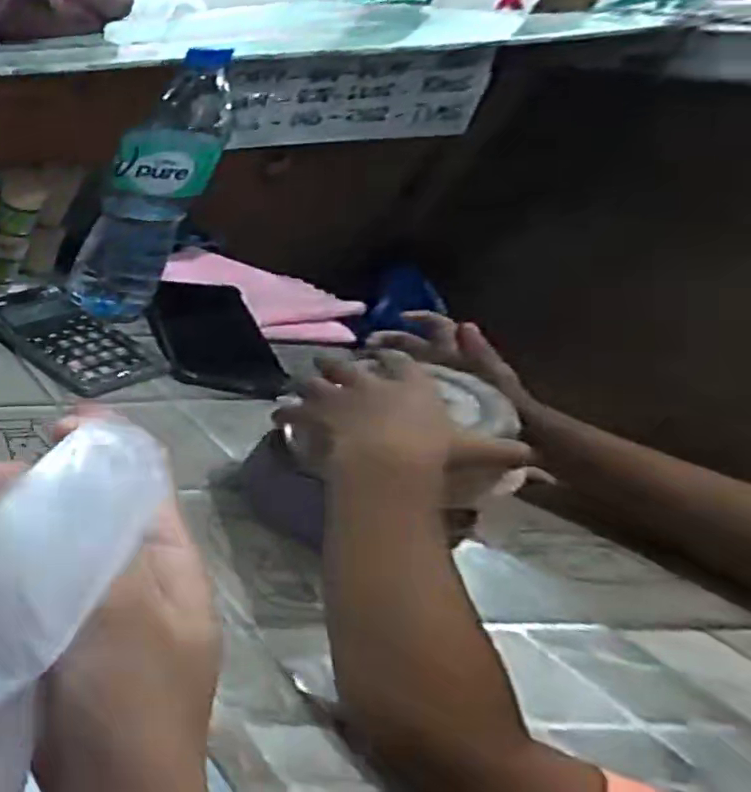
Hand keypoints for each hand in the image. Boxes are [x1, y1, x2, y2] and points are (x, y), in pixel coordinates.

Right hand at [0, 411, 218, 791]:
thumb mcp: (126, 612)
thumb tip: (20, 474)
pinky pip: (17, 562)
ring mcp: (83, 591)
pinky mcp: (46, 614)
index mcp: (164, 558)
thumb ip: (81, 534)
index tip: (52, 426)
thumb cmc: (132, 702)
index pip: (139, 475)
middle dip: (32, 479)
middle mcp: (125, 566)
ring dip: (2, 511)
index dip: (100, 440)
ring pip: (41, 527)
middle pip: (80, 496)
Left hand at [275, 353, 532, 491]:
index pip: (401, 362)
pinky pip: (290, 411)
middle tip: (328, 367)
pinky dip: (285, 415)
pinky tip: (280, 419)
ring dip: (304, 387)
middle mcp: (367, 383)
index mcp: (408, 385)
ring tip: (298, 391)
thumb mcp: (475, 450)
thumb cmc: (433, 452)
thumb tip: (539, 460)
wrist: (387, 460)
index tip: (383, 358)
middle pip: (343, 365)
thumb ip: (503, 451)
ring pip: (310, 382)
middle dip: (333, 365)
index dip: (391, 360)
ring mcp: (334, 394)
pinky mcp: (312, 411)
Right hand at [367, 312, 526, 405]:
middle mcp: (438, 364)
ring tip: (361, 362)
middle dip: (389, 338)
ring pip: (396, 361)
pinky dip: (376, 379)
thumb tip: (465, 324)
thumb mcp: (498, 378)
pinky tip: (363, 381)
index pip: (436, 327)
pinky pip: (393, 385)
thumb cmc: (511, 408)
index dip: (421, 319)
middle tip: (369, 345)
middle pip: (409, 341)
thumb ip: (482, 353)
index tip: (400, 318)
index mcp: (456, 354)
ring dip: (379, 357)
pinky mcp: (417, 400)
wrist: (515, 443)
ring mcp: (425, 382)